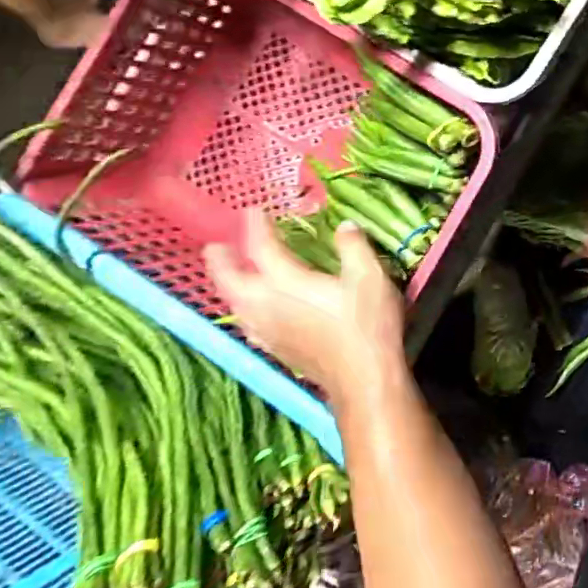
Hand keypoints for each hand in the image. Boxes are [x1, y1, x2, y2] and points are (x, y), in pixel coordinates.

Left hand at [204, 210, 405, 398]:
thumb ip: (354, 247)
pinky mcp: (275, 348)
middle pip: (230, 279)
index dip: (255, 226)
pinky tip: (251, 314)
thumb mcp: (370, 277)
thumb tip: (344, 226)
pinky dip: (242, 310)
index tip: (253, 210)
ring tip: (231, 275)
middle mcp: (266, 304)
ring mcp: (267, 329)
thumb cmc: (368, 323)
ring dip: (227, 285)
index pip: (260, 247)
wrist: (364, 377)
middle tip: (216, 245)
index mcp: (286, 282)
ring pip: (234, 303)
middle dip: (220, 260)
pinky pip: (247, 323)